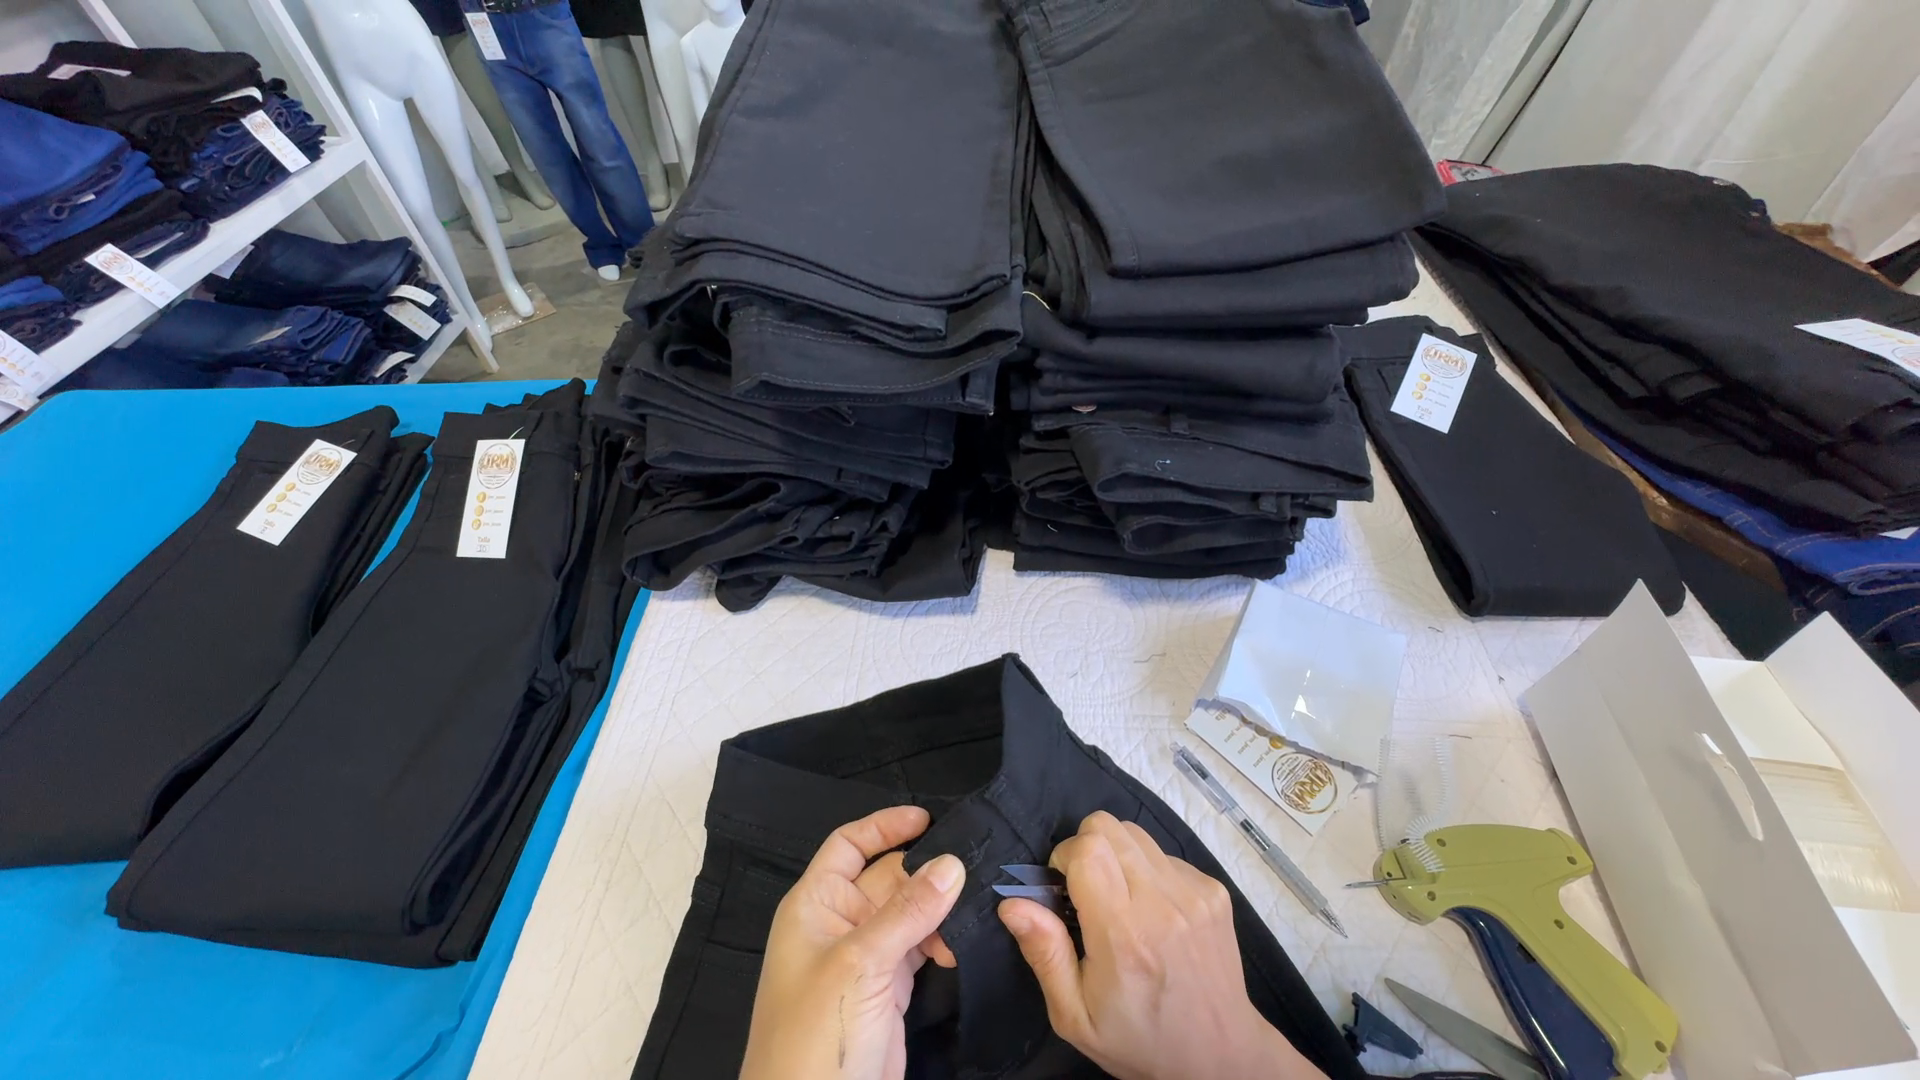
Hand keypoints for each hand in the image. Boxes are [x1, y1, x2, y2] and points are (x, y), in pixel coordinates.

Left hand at [739, 805, 964, 1079]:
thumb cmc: (818, 1031)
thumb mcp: (861, 963)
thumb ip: (908, 911)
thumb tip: (953, 862)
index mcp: (815, 904)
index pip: (848, 845)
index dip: (884, 827)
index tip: (929, 818)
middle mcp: (839, 922)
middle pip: (887, 877)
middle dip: (925, 871)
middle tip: (975, 866)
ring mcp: (865, 956)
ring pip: (908, 913)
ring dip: (939, 910)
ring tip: (975, 909)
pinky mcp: (888, 987)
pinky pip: (918, 946)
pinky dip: (940, 942)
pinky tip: (961, 947)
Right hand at [998, 811, 1328, 1079]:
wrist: (1220, 1055)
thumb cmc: (1138, 1038)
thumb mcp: (1075, 1016)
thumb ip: (1045, 954)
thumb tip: (1012, 904)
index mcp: (1123, 935)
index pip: (1087, 850)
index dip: (1064, 857)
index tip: (1062, 888)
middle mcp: (1162, 903)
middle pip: (1108, 827)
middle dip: (1085, 847)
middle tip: (1086, 889)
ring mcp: (1193, 892)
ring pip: (1135, 833)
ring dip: (1116, 854)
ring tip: (1119, 897)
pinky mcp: (1214, 889)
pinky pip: (1164, 854)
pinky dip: (1147, 870)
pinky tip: (1152, 909)